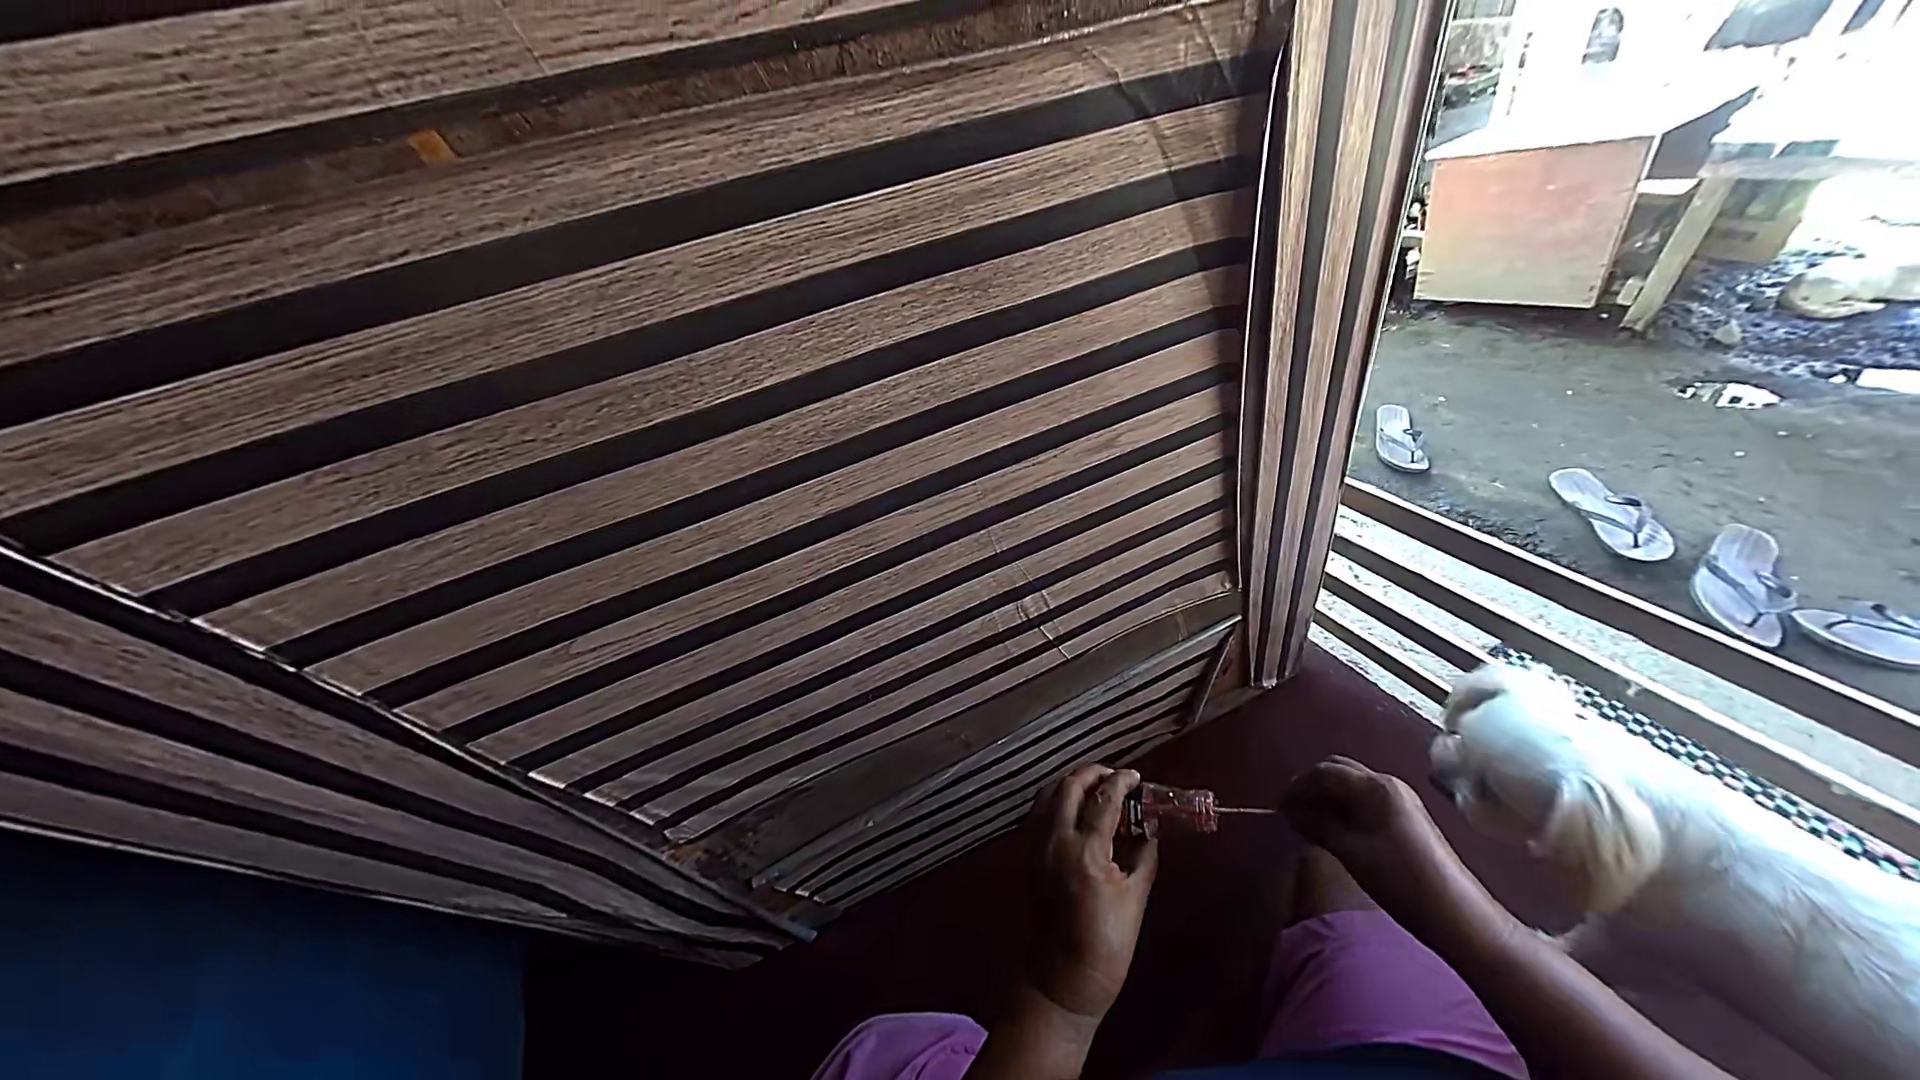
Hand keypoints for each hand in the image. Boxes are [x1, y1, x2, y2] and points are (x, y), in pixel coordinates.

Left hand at [1023, 764, 1158, 1019]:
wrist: (1062, 980)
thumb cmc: (1107, 945)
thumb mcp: (1135, 899)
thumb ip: (1143, 856)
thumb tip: (1149, 827)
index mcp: (1086, 851)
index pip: (1104, 799)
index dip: (1121, 781)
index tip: (1135, 776)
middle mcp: (1056, 840)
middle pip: (1069, 786)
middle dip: (1093, 773)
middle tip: (1115, 776)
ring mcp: (1037, 845)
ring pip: (1049, 794)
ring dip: (1072, 783)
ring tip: (1096, 787)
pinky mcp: (1028, 854)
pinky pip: (1040, 812)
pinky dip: (1057, 800)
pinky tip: (1075, 809)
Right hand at [1281, 756, 1507, 944]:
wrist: (1459, 915)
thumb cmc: (1400, 880)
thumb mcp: (1349, 851)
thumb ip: (1316, 824)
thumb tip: (1291, 812)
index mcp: (1375, 787)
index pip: (1324, 772)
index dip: (1297, 787)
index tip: (1280, 809)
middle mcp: (1388, 784)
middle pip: (1337, 770)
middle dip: (1311, 787)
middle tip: (1291, 811)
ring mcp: (1400, 799)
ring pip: (1350, 784)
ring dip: (1326, 797)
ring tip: (1308, 821)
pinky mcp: (1405, 816)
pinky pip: (1363, 799)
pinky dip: (1342, 807)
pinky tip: (1333, 828)